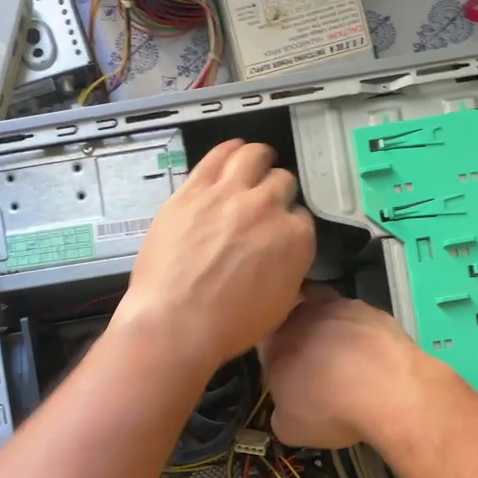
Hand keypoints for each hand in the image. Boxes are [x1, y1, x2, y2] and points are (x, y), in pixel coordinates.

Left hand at [110, 140, 314, 366]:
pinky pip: (217, 156)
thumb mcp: (278, 308)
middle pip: (281, 182)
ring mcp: (229, 194)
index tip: (279, 230)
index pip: (301, 218)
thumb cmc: (228, 327)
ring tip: (255, 161)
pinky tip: (232, 150)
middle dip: (276, 191)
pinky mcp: (193, 190)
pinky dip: (229, 150)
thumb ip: (289, 273)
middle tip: (265, 200)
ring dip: (258, 158)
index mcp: (295, 239)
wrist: (176, 324)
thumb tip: (287, 262)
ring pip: (253, 156)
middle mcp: (267, 208)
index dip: (289, 223)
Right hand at [257, 285, 432, 448]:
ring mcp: (343, 308)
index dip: (272, 352)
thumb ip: (279, 410)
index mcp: (276, 342)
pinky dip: (363, 335)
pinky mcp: (377, 312)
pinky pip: (362, 320)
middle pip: (294, 315)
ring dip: (332, 328)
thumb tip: (286, 406)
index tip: (283, 370)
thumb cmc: (329, 410)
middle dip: (300, 332)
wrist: (388, 393)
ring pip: (330, 311)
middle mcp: (305, 315)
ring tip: (345, 357)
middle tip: (311, 360)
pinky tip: (373, 357)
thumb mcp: (290, 428)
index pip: (263, 337)